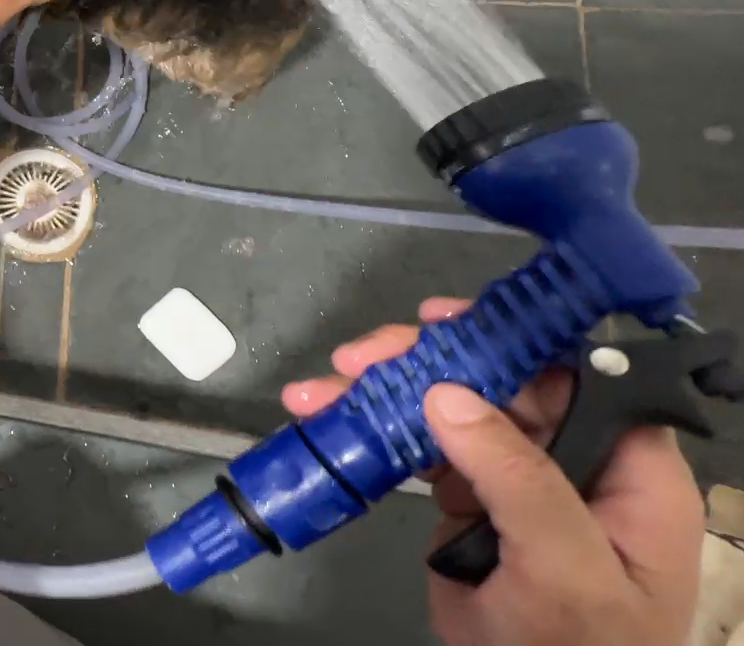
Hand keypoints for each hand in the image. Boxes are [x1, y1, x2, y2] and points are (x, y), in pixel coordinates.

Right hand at [283, 298, 704, 645]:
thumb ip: (519, 482)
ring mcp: (507, 470)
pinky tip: (321, 415)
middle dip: (413, 360)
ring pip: (437, 400)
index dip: (508, 339)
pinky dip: (361, 422)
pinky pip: (409, 437)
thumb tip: (445, 394)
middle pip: (488, 377)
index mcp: (621, 468)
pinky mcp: (459, 487)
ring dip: (369, 389)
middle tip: (353, 359)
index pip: (574, 375)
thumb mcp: (565, 569)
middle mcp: (566, 455)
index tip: (437, 322)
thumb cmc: (579, 645)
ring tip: (313, 393)